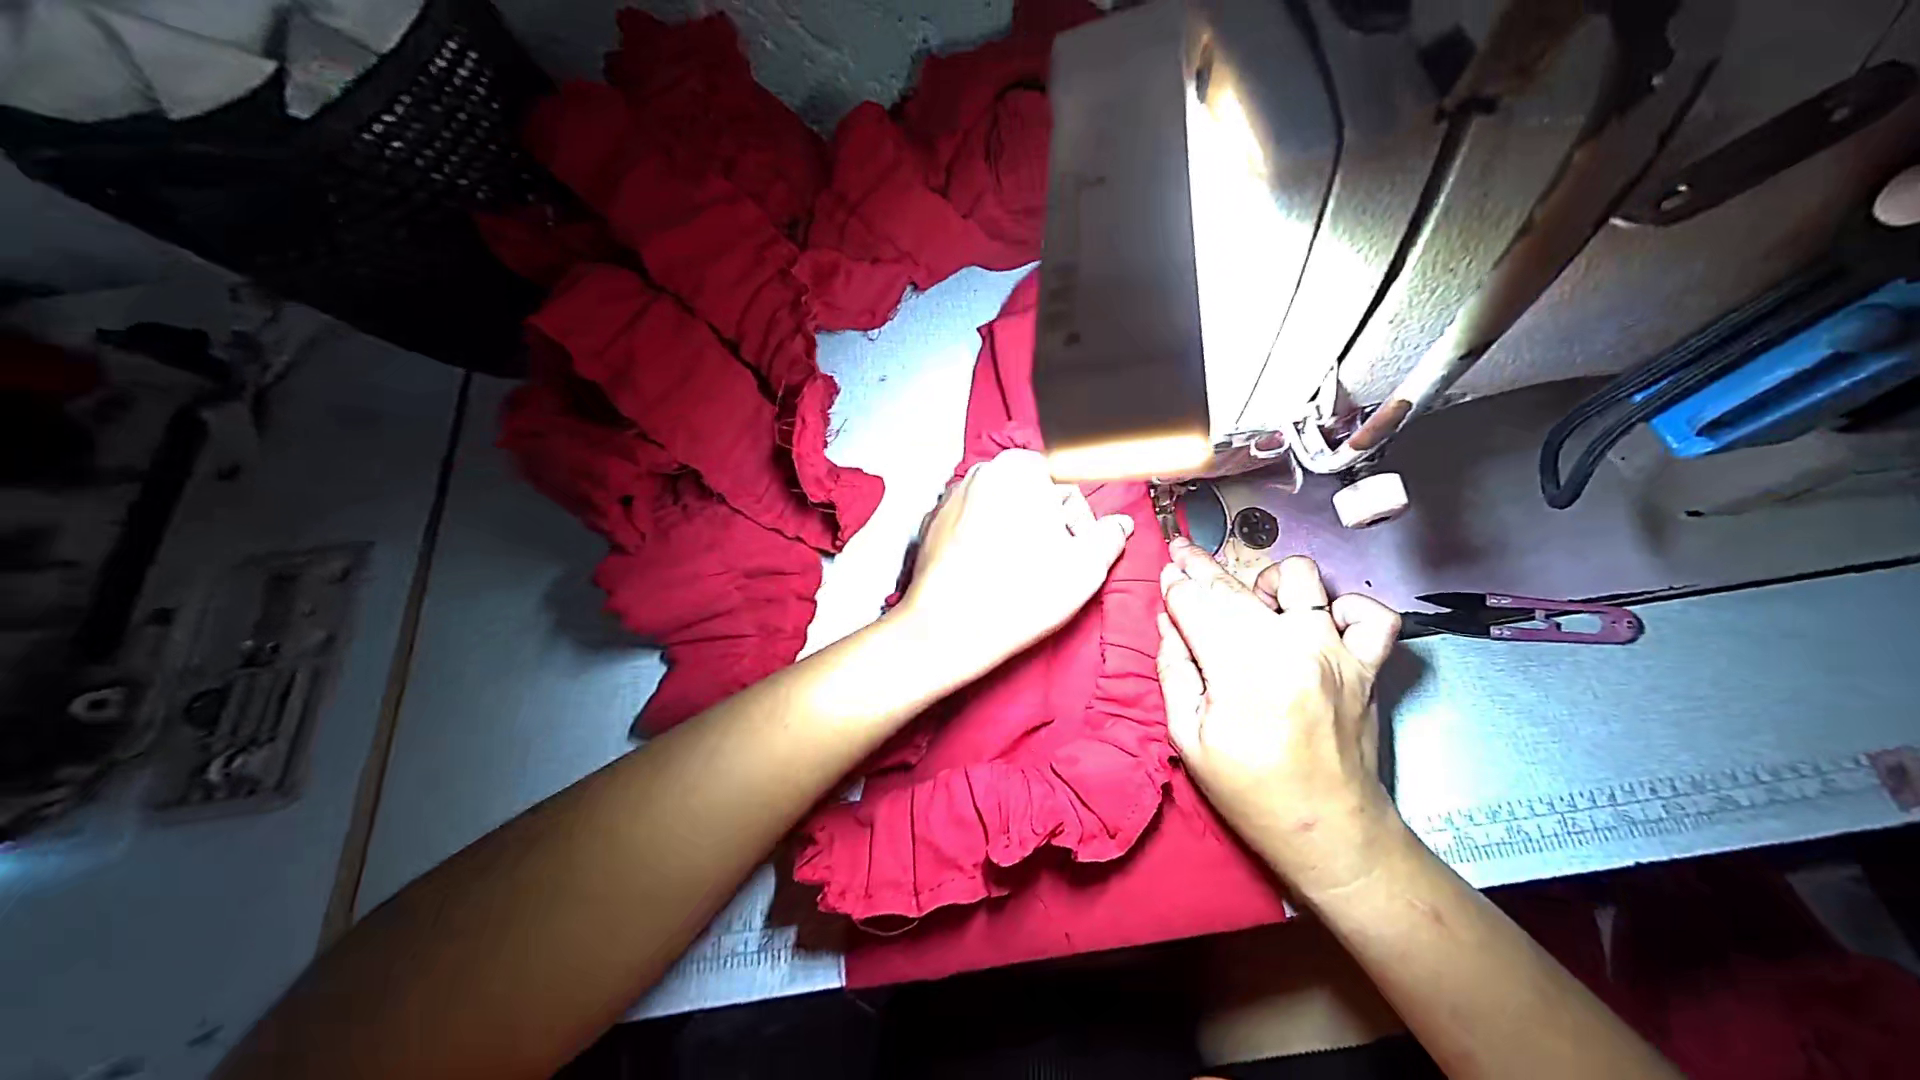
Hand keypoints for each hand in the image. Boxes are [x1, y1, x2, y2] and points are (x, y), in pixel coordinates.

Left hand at [893, 449, 1133, 681]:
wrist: (948, 629)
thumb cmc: (1016, 596)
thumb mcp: (1086, 567)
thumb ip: (1110, 537)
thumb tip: (1118, 527)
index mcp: (1021, 469)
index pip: (1069, 486)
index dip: (1080, 522)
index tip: (1077, 550)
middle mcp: (982, 473)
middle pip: (1033, 495)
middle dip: (1047, 526)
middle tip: (1052, 566)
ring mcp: (953, 497)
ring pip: (1002, 511)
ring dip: (1017, 536)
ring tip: (1020, 576)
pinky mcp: (934, 525)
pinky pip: (974, 527)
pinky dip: (986, 545)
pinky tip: (993, 577)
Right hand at [1156, 541, 1404, 898]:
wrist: (1330, 833)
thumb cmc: (1251, 793)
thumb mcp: (1189, 741)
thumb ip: (1175, 673)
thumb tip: (1169, 624)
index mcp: (1240, 671)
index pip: (1197, 605)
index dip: (1175, 586)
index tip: (1165, 575)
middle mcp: (1290, 649)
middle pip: (1234, 588)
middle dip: (1200, 567)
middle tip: (1183, 554)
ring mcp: (1335, 654)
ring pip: (1300, 578)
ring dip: (1268, 580)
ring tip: (1253, 598)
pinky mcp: (1367, 666)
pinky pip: (1371, 614)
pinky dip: (1346, 607)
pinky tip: (1321, 619)